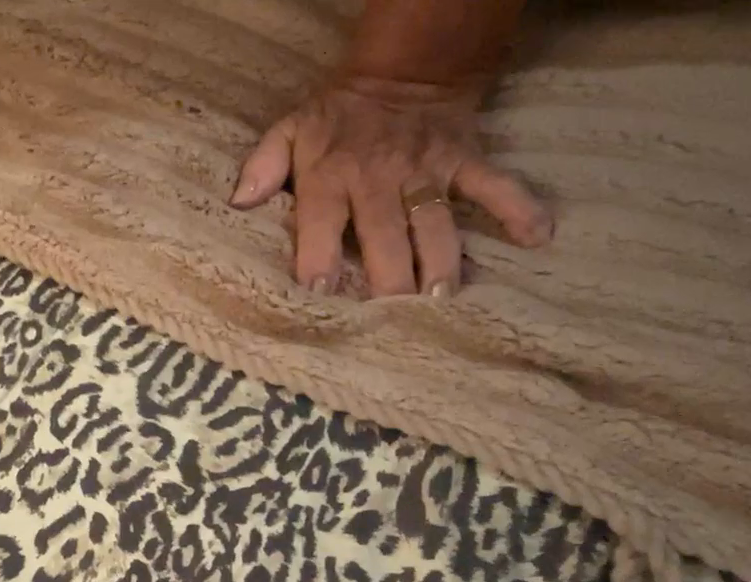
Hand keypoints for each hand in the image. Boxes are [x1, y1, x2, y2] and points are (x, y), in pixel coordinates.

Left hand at [231, 76, 551, 297]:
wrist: (406, 70)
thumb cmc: (334, 118)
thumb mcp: (287, 132)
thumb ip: (261, 166)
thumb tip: (239, 201)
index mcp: (329, 179)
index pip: (320, 225)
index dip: (318, 260)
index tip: (320, 295)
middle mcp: (378, 180)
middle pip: (384, 236)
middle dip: (388, 277)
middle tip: (391, 316)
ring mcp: (427, 172)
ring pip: (436, 223)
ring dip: (441, 261)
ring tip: (441, 298)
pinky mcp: (466, 161)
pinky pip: (497, 185)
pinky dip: (520, 207)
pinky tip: (538, 237)